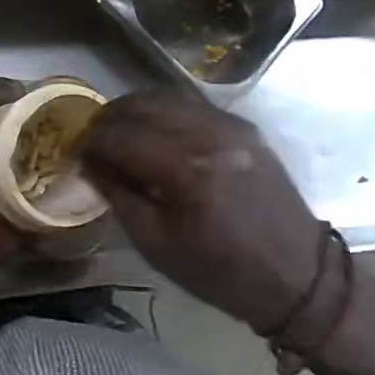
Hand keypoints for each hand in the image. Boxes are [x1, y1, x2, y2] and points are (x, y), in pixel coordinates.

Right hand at [78, 91, 330, 331]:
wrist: (299, 277)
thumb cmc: (221, 273)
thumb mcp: (156, 245)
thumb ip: (118, 194)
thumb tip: (89, 160)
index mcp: (187, 171)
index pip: (121, 137)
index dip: (91, 141)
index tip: (74, 150)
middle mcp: (208, 134)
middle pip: (141, 105)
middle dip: (108, 117)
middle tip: (91, 136)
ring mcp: (230, 124)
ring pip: (165, 97)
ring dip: (133, 109)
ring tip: (116, 130)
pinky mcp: (243, 125)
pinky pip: (190, 105)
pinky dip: (162, 112)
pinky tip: (152, 131)